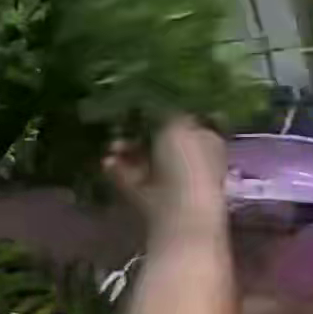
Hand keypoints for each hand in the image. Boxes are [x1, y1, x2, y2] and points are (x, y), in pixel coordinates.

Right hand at [104, 118, 227, 240]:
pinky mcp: (147, 195)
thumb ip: (164, 112)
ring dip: (124, 150)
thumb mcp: (177, 126)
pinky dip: (116, 168)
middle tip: (120, 125)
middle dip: (137, 132)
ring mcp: (167, 179)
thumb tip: (153, 104)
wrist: (177, 209)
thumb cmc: (185, 164)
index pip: (185, 121)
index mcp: (206, 140)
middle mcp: (189, 159)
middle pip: (159, 140)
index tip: (141, 106)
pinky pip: (127, 176)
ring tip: (111, 147)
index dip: (164, 112)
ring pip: (141, 158)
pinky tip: (106, 162)